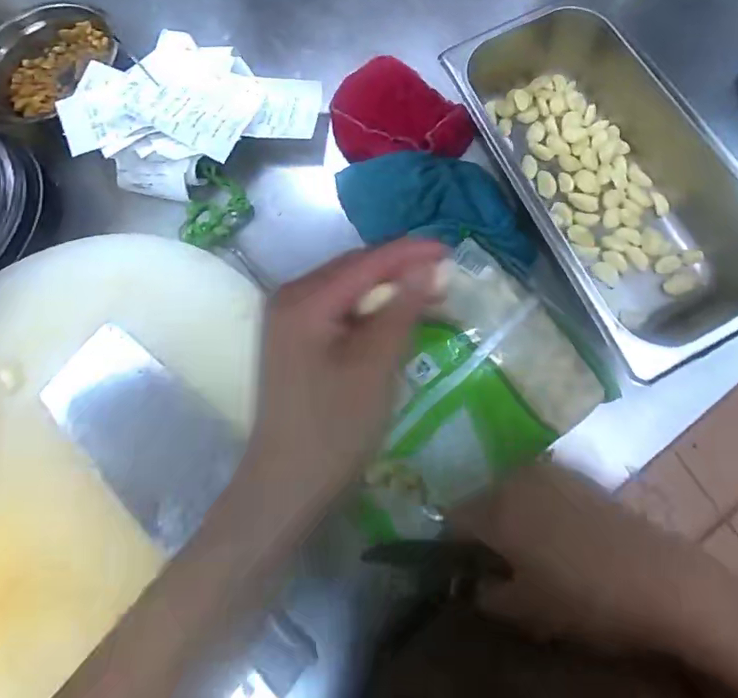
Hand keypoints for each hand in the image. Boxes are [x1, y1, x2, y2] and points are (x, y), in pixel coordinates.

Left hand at [238, 239, 446, 516]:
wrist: (286, 488)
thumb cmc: (334, 429)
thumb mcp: (375, 365)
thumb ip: (401, 308)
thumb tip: (428, 264)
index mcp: (303, 301)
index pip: (365, 262)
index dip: (409, 252)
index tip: (450, 249)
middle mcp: (289, 298)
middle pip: (353, 268)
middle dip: (399, 266)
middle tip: (444, 272)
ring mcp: (288, 318)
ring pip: (348, 286)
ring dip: (387, 286)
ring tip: (428, 290)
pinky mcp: (295, 338)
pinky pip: (339, 307)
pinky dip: (370, 307)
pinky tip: (395, 314)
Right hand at [452, 462, 716, 653]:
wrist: (656, 576)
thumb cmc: (582, 596)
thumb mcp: (524, 610)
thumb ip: (487, 595)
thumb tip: (474, 585)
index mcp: (496, 505)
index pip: (452, 519)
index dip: (451, 549)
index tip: (459, 574)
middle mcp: (517, 475)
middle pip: (482, 500)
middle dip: (481, 530)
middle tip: (493, 568)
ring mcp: (550, 470)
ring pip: (512, 491)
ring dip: (510, 518)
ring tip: (525, 555)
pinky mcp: (577, 474)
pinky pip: (540, 489)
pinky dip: (536, 509)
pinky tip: (554, 539)